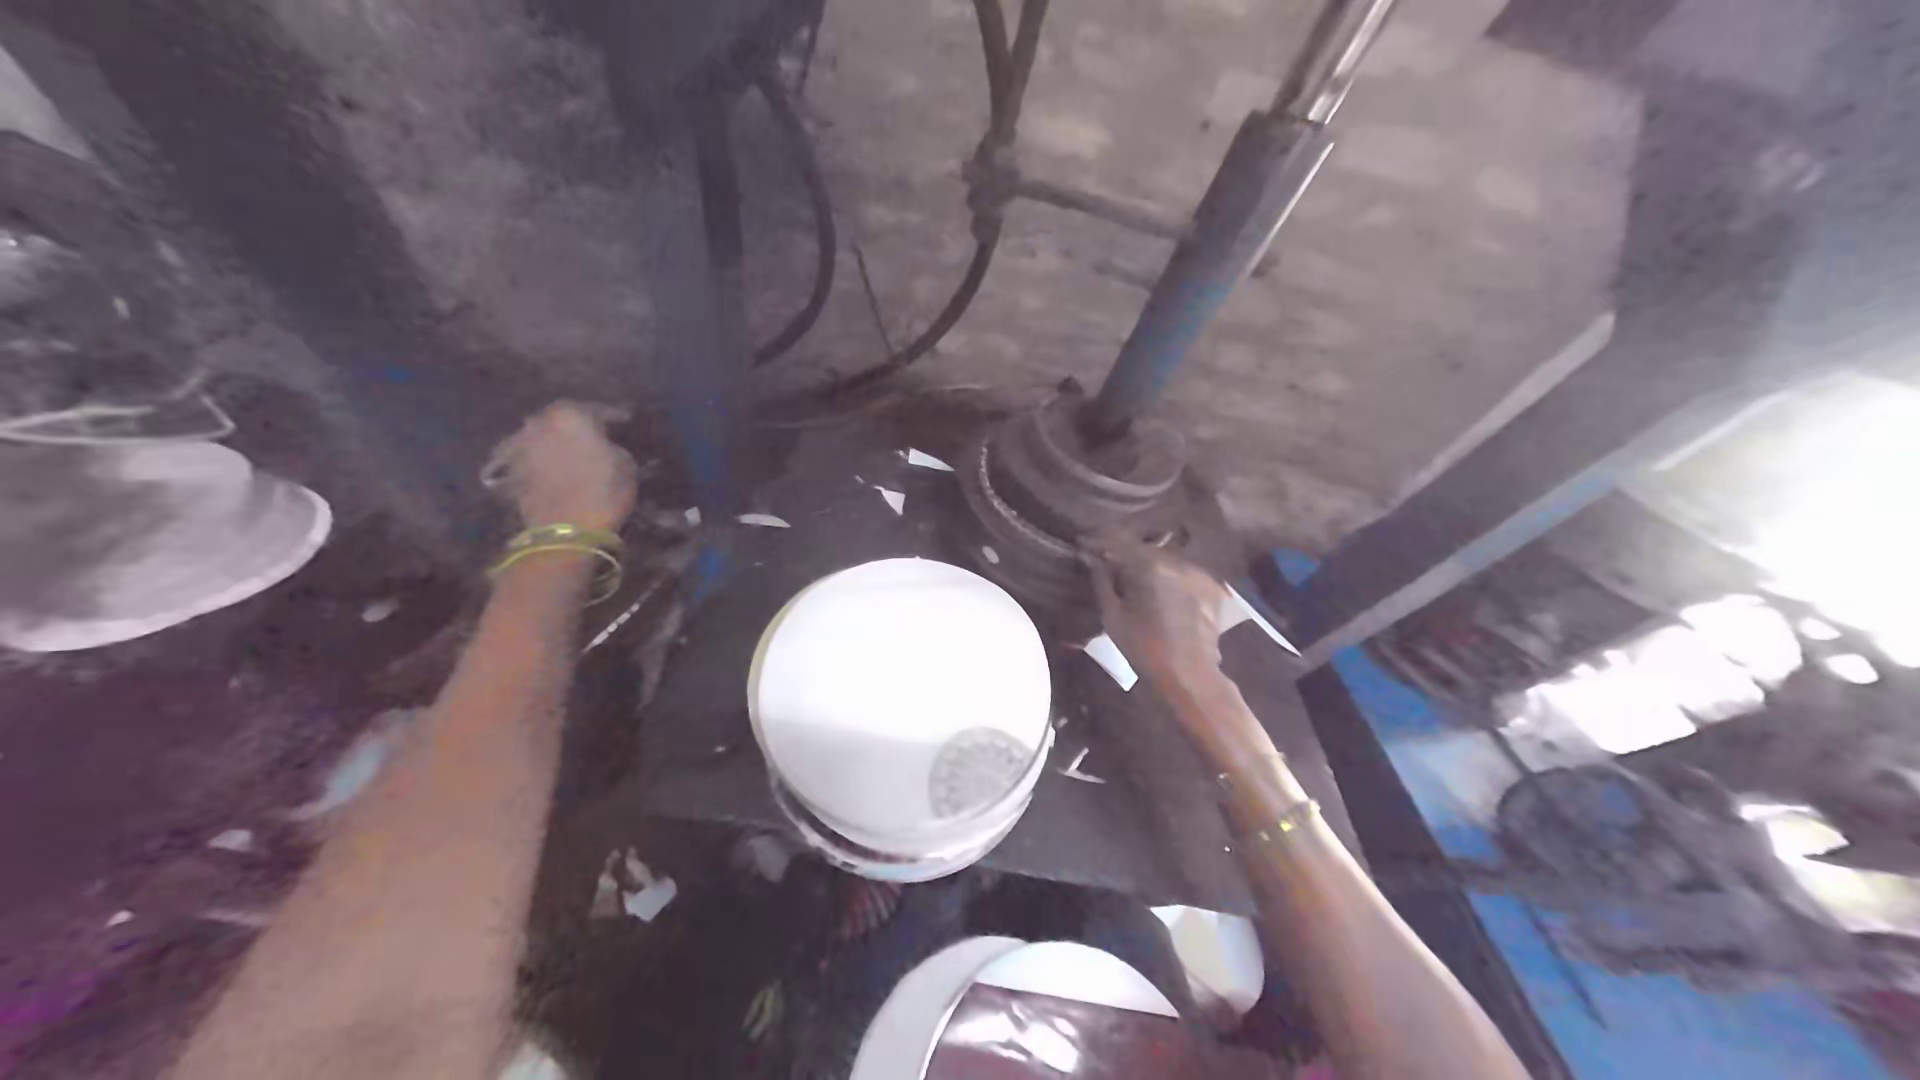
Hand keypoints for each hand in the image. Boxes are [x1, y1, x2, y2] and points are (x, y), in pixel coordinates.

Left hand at [484, 402, 636, 532]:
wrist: (565, 531)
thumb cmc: (604, 493)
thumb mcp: (626, 465)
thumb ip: (613, 447)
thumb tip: (605, 447)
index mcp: (570, 415)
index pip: (597, 410)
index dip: (613, 417)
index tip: (625, 422)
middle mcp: (538, 422)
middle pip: (561, 419)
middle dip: (577, 427)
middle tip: (595, 437)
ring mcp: (518, 446)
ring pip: (541, 437)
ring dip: (555, 442)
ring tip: (571, 454)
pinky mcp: (509, 471)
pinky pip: (529, 459)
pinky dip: (540, 462)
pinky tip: (551, 470)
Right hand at [1083, 531, 1228, 690]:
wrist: (1189, 676)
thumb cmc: (1144, 648)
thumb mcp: (1113, 616)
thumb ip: (1102, 581)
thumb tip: (1091, 558)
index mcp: (1149, 566)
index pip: (1118, 542)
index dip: (1098, 542)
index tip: (1084, 545)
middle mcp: (1177, 561)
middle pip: (1144, 547)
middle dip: (1124, 552)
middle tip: (1107, 562)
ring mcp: (1198, 573)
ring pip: (1165, 558)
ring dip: (1148, 563)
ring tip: (1134, 577)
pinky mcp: (1212, 587)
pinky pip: (1183, 572)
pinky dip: (1169, 576)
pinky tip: (1161, 590)